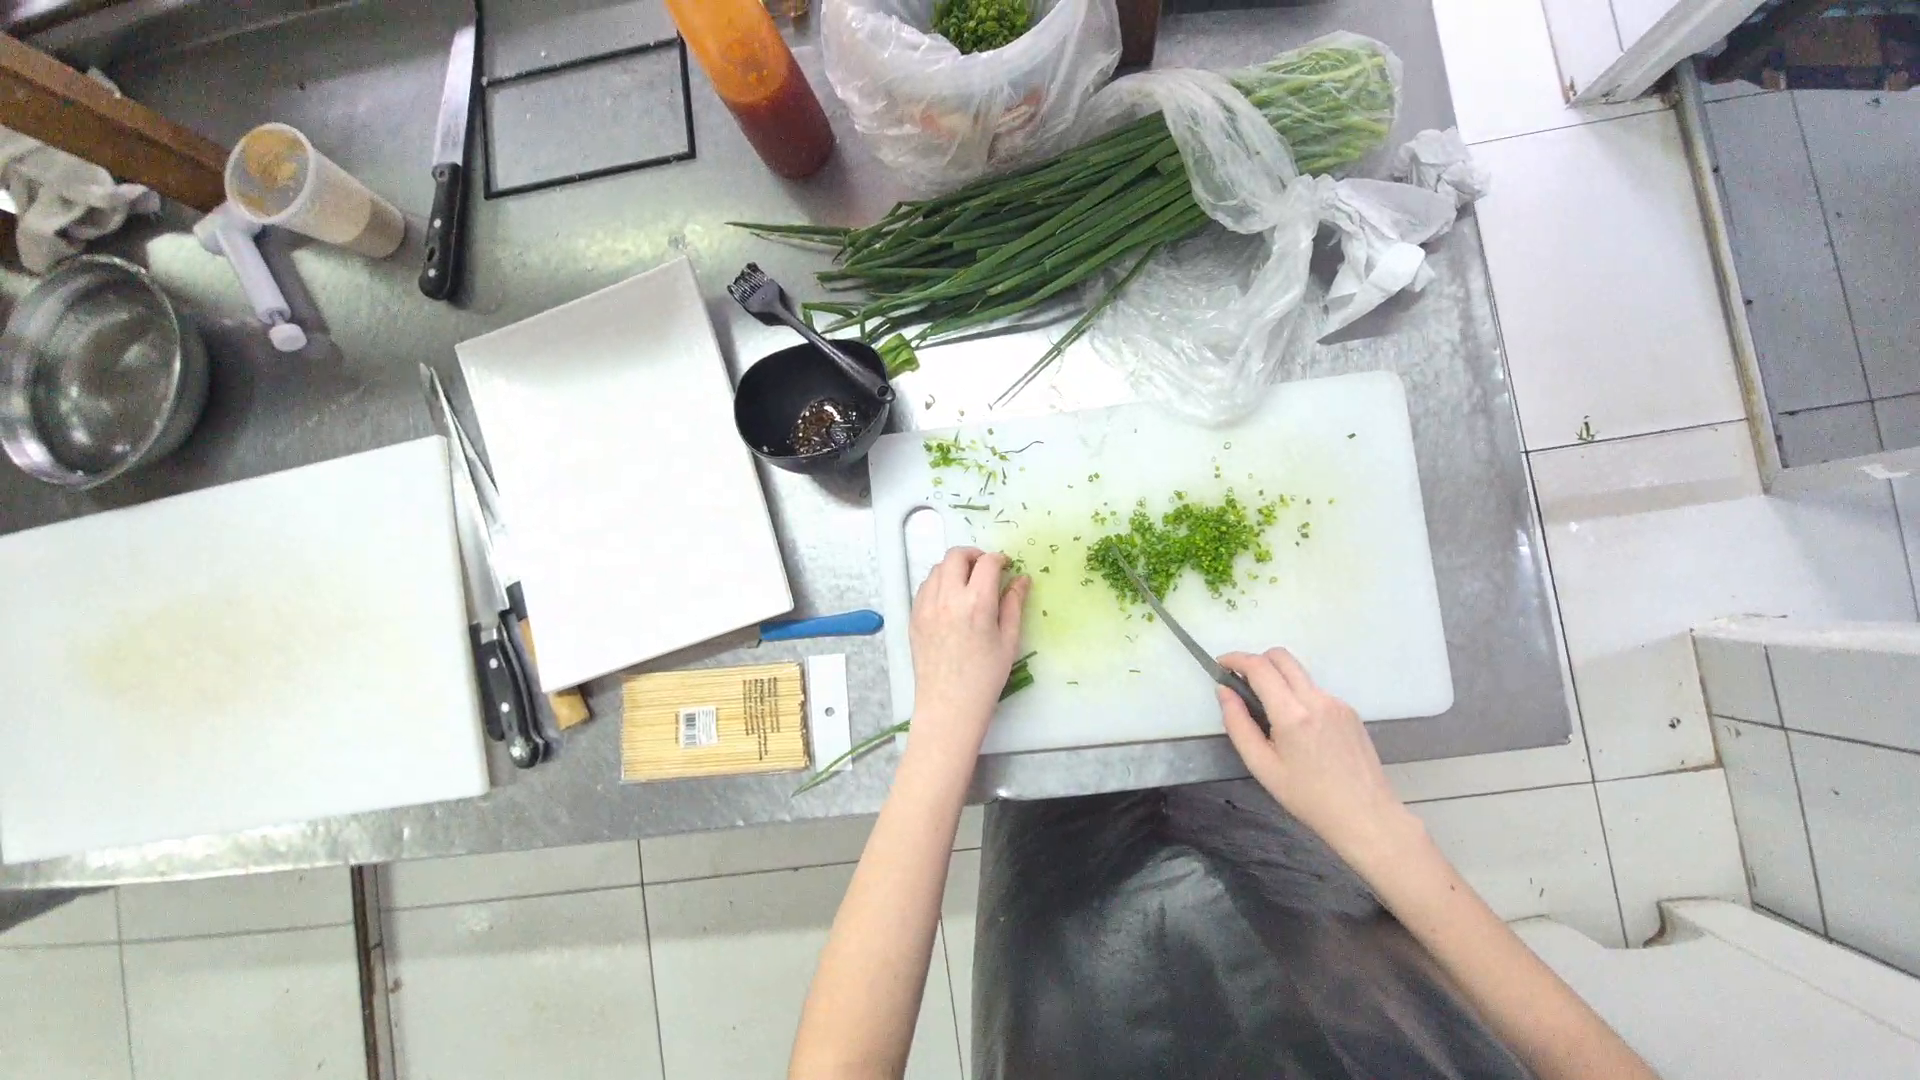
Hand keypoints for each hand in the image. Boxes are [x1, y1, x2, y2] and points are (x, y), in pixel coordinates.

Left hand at [908, 547, 1029, 753]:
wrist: (950, 705)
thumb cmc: (985, 677)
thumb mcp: (1008, 640)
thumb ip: (1014, 604)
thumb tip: (1021, 579)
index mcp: (977, 602)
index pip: (987, 562)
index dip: (999, 559)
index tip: (1005, 566)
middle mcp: (948, 598)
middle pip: (956, 556)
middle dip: (973, 555)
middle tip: (985, 568)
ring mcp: (926, 606)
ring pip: (937, 568)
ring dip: (954, 568)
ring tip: (967, 584)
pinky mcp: (914, 617)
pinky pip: (924, 587)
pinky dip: (938, 583)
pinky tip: (950, 599)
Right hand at [1217, 648, 1416, 864]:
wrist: (1366, 816)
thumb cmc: (1308, 797)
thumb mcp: (1262, 766)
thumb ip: (1238, 724)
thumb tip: (1224, 691)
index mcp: (1293, 714)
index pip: (1260, 667)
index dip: (1235, 659)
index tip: (1221, 664)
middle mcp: (1317, 699)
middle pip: (1281, 657)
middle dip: (1256, 661)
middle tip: (1241, 683)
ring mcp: (1337, 703)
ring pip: (1299, 673)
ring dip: (1277, 679)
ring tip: (1269, 713)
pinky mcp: (1349, 711)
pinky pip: (1315, 691)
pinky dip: (1297, 695)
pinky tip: (1298, 729)